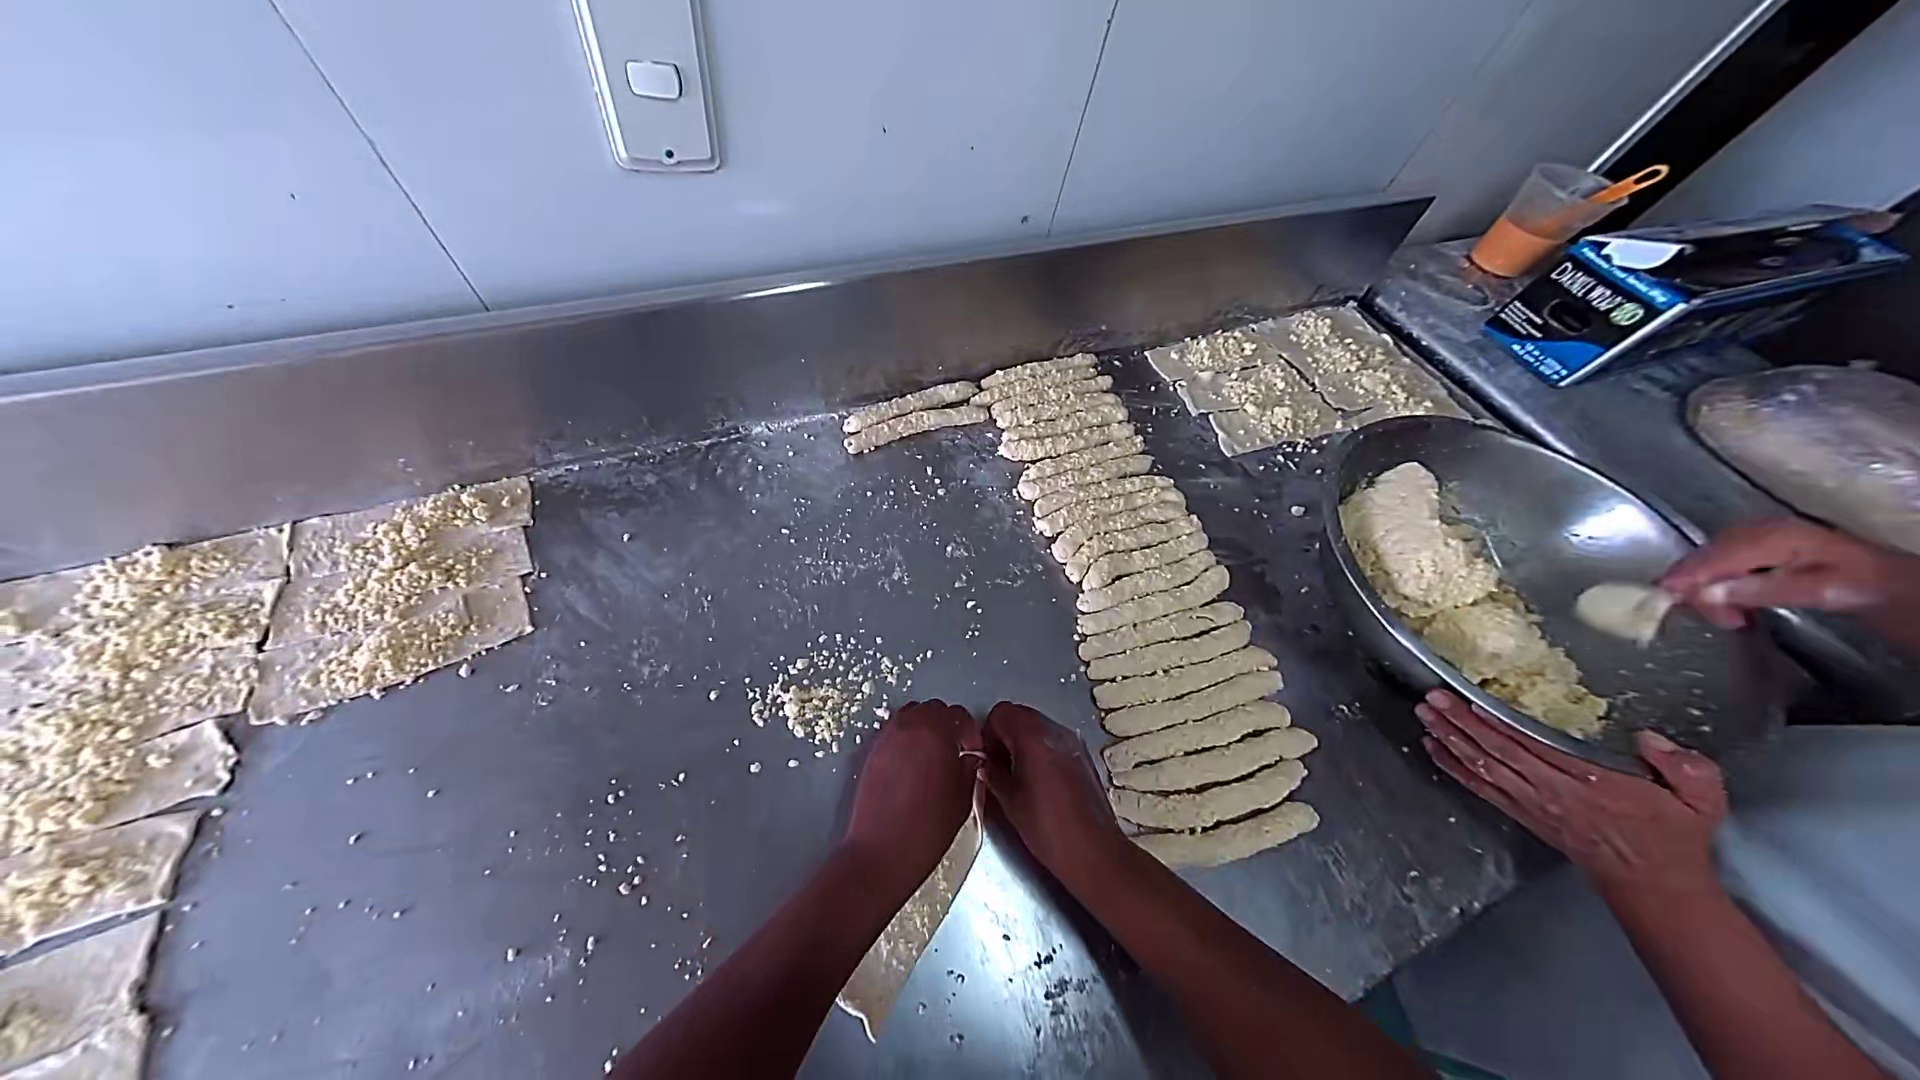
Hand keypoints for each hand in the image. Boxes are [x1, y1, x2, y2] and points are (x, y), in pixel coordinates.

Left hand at [841, 700, 981, 892]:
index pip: (958, 715)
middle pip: (933, 709)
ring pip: (911, 716)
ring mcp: (887, 738)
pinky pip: (894, 732)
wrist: (881, 853)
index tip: (974, 749)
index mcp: (935, 732)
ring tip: (934, 754)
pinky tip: (914, 764)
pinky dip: (907, 738)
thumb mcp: (962, 798)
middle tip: (957, 749)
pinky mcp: (872, 752)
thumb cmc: (927, 829)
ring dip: (925, 727)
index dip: (970, 731)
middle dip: (948, 725)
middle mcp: (908, 727)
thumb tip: (971, 758)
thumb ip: (970, 769)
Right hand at [980, 702, 1128, 886]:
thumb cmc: (1048, 829)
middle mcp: (1055, 731)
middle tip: (996, 765)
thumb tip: (984, 763)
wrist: (1094, 853)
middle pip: (1019, 714)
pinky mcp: (1082, 755)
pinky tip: (1036, 780)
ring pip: (1037, 725)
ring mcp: (1073, 741)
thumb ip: (992, 773)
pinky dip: (1039, 749)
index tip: (984, 757)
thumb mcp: (1009, 801)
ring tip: (1015, 775)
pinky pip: (1053, 739)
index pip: (1000, 712)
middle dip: (1002, 735)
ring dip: (1021, 742)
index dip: (986, 733)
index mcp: (1034, 737)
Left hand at [1416, 690, 1724, 898]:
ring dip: (1449, 738)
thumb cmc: (1671, 835)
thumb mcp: (1699, 799)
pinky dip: (1453, 766)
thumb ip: (1684, 766)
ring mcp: (1531, 803)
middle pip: (1496, 751)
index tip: (1470, 700)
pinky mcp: (1520, 813)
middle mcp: (1551, 792)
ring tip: (1424, 715)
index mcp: (1591, 782)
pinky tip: (1432, 747)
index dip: (1498, 723)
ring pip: (1481, 765)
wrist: (1650, 883)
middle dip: (1460, 722)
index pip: (1533, 745)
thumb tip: (1651, 739)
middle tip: (1432, 698)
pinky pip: (1479, 787)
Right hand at [1660, 518, 1919, 628]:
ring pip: (1709, 561)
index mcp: (1773, 537)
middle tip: (1718, 619)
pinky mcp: (1757, 545)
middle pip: (1706, 558)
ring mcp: (1757, 535)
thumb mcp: (1820, 592)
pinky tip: (1733, 601)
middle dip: (1699, 588)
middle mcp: (1758, 530)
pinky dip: (1718, 584)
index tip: (1663, 597)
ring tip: (1731, 617)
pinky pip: (1721, 562)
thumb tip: (1705, 593)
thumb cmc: (1867, 586)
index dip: (1686, 577)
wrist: (1897, 582)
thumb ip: (1760, 590)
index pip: (1713, 558)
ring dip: (1709, 589)